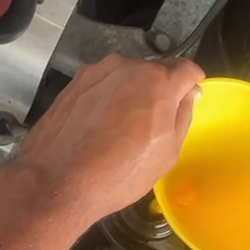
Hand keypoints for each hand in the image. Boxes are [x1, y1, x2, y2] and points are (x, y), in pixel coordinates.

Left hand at [0, 54, 203, 228]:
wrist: (58, 182)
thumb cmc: (118, 173)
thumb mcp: (167, 152)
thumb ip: (182, 116)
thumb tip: (187, 95)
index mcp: (157, 80)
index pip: (186, 69)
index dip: (191, 84)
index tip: (189, 96)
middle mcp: (127, 67)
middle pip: (154, 72)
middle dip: (159, 91)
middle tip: (153, 124)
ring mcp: (97, 72)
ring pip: (126, 78)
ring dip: (131, 95)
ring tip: (123, 129)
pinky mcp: (74, 83)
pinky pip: (102, 86)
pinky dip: (107, 99)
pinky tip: (100, 127)